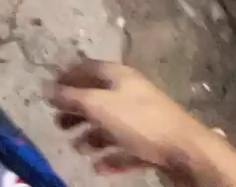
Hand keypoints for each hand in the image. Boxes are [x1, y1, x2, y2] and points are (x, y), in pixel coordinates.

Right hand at [47, 60, 212, 180]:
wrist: (191, 156)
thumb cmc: (140, 122)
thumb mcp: (98, 106)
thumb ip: (70, 97)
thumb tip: (44, 88)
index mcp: (118, 76)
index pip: (85, 68)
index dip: (65, 77)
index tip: (49, 91)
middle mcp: (129, 93)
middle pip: (95, 98)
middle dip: (75, 112)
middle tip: (58, 124)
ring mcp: (143, 120)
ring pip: (110, 125)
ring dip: (91, 136)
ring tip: (77, 148)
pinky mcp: (153, 144)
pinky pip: (125, 147)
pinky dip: (111, 155)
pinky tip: (99, 166)